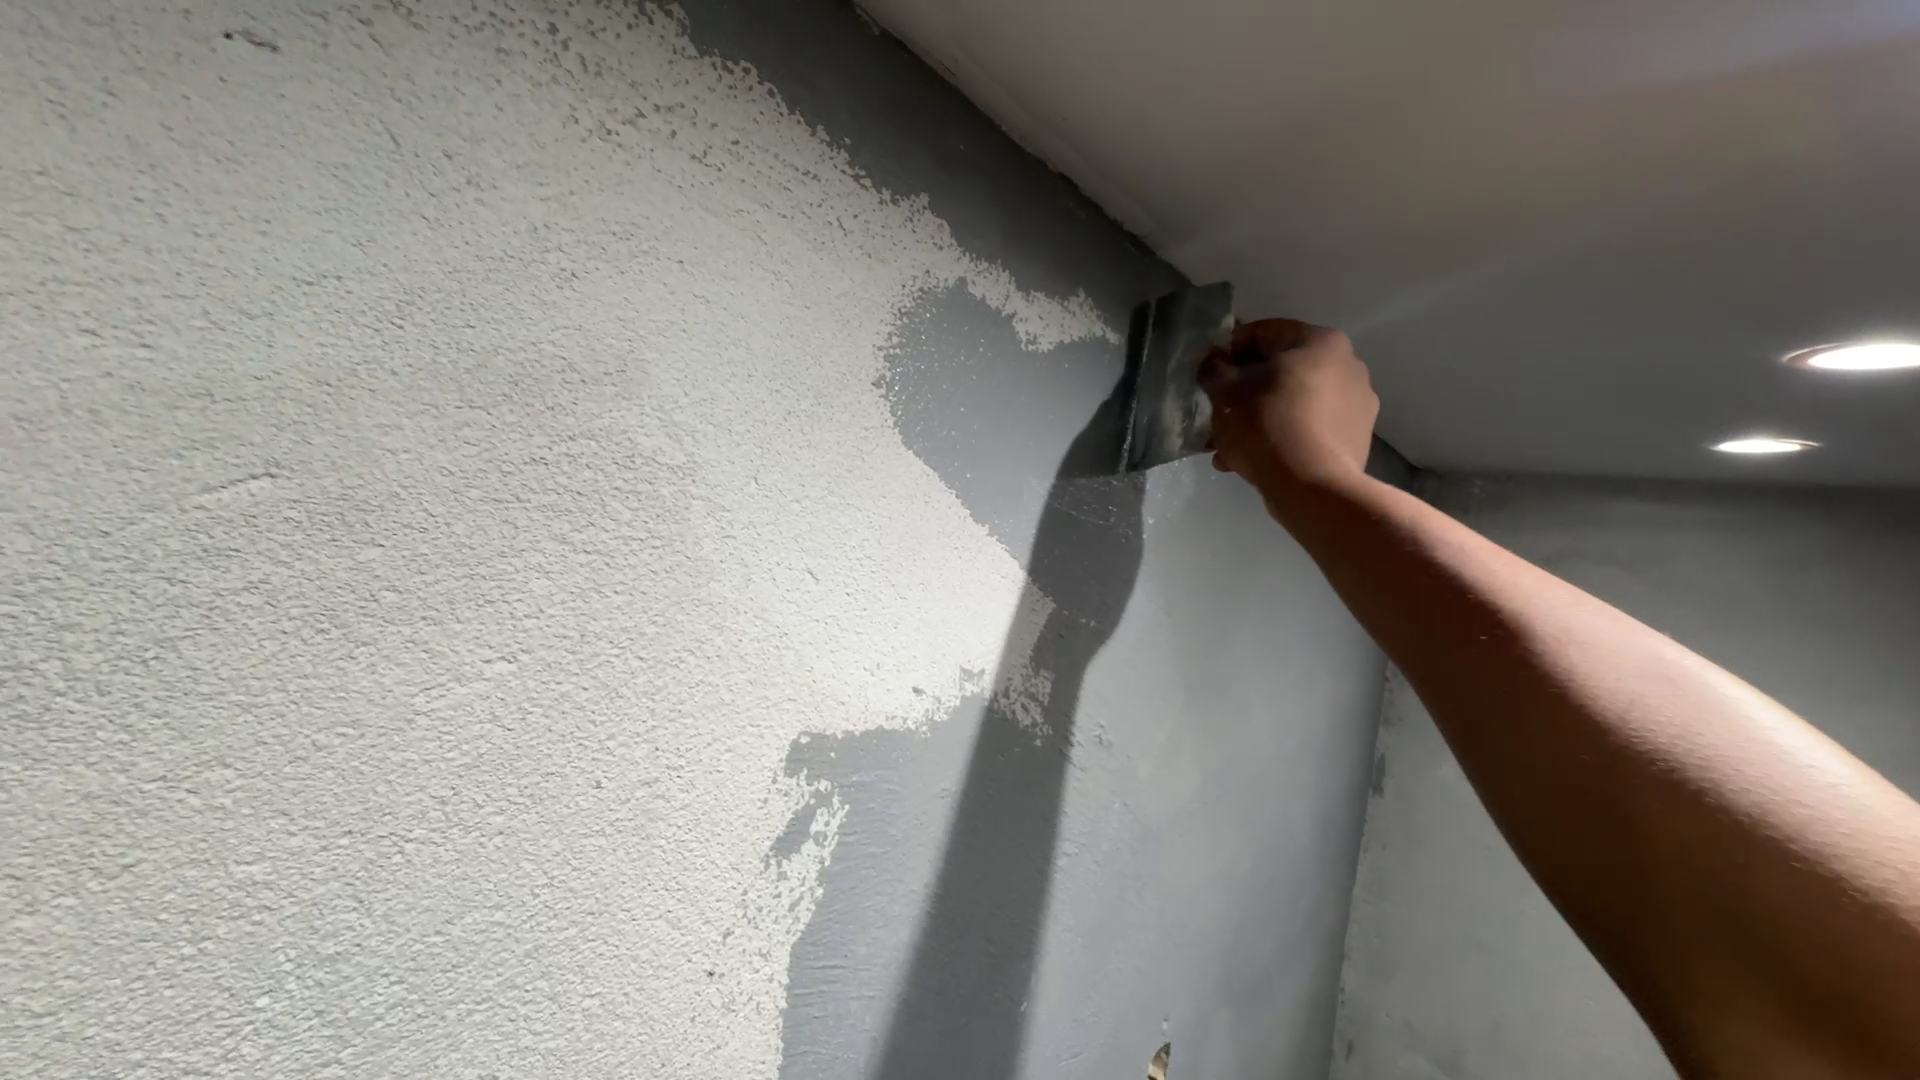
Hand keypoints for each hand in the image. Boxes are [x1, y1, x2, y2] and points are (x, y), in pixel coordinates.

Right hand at [1199, 319, 1379, 492]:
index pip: (1264, 333)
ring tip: (1223, 447)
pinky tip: (1246, 461)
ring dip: (1254, 420)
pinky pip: (1306, 429)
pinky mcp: (1353, 440)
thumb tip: (1211, 361)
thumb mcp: (1225, 392)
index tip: (1207, 373)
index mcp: (1321, 342)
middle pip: (1278, 372)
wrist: (1311, 487)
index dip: (1228, 350)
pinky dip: (1277, 439)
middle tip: (1214, 414)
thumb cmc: (1267, 425)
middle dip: (1241, 393)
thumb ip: (1213, 368)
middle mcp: (1348, 366)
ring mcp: (1356, 405)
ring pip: (1290, 404)